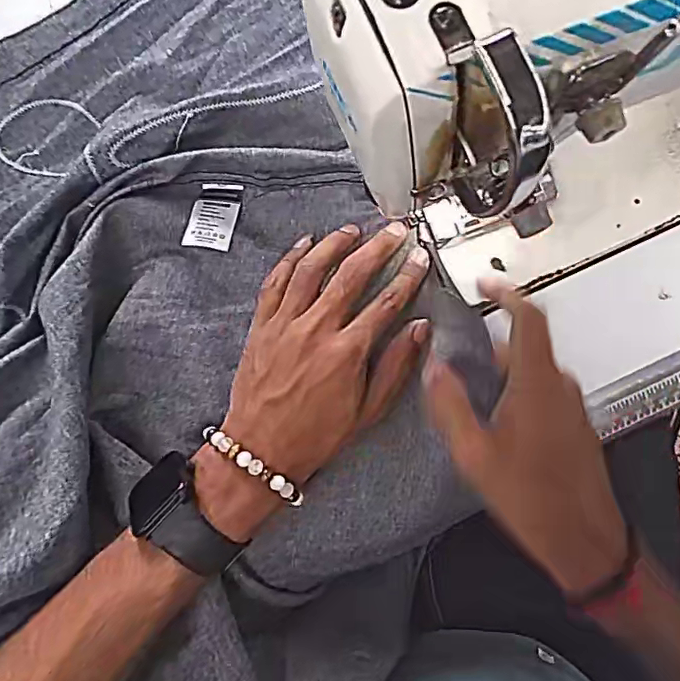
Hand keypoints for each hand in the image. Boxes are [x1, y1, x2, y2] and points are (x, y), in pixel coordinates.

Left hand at [194, 222, 430, 540]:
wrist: (260, 449)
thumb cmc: (313, 435)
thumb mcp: (367, 411)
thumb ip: (395, 366)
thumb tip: (418, 331)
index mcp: (346, 352)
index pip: (386, 302)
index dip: (408, 276)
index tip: (419, 260)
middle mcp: (315, 331)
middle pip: (351, 274)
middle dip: (377, 247)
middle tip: (393, 232)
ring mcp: (285, 324)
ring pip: (311, 269)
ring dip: (334, 244)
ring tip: (351, 231)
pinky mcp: (262, 325)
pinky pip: (275, 282)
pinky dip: (290, 259)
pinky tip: (304, 245)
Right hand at [421, 277, 628, 595]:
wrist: (584, 538)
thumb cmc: (535, 500)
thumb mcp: (475, 454)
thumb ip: (450, 406)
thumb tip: (435, 371)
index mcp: (537, 384)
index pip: (529, 318)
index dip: (507, 293)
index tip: (487, 283)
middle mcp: (561, 387)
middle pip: (528, 343)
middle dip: (494, 339)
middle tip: (465, 348)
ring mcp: (572, 405)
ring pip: (536, 368)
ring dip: (506, 368)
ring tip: (476, 390)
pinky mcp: (575, 423)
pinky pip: (546, 389)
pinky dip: (521, 388)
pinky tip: (500, 419)